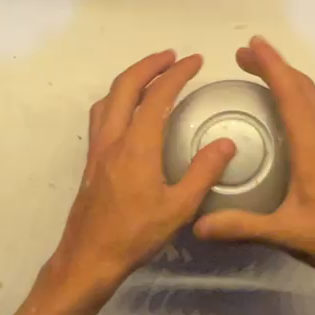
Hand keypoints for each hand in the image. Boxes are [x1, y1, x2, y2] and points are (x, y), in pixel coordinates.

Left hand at [48, 50, 235, 303]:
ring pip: (108, 99)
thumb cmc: (135, 235)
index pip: (158, 96)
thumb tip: (225, 144)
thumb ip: (203, 173)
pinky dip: (116, 101)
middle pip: (125, 86)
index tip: (196, 62)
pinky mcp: (90, 163)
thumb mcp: (179, 208)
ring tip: (149, 77)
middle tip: (172, 57)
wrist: (90, 257)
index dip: (178, 73)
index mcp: (137, 146)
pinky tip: (127, 113)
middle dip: (149, 65)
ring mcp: (97, 150)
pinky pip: (101, 118)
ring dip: (128, 80)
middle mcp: (112, 139)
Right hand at [193, 36, 314, 288]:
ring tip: (262, 78)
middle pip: (304, 90)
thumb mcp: (286, 234)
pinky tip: (283, 119)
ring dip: (289, 82)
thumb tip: (198, 224)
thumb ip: (242, 227)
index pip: (291, 95)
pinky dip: (297, 103)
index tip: (250, 46)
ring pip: (313, 102)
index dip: (271, 66)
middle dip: (276, 67)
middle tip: (245, 55)